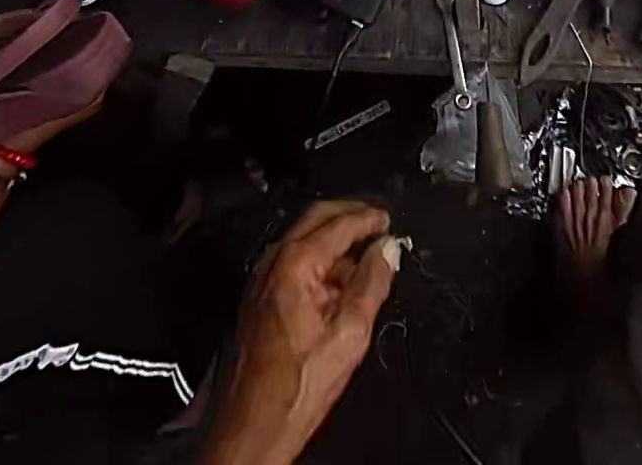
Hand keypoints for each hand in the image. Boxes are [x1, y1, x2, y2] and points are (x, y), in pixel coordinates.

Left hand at [202, 201, 400, 464]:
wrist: (252, 426)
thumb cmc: (297, 388)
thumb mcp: (350, 334)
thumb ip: (372, 283)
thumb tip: (388, 249)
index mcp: (295, 263)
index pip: (339, 224)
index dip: (369, 218)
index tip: (388, 219)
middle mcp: (274, 259)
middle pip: (317, 217)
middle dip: (350, 214)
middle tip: (378, 221)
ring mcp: (263, 274)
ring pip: (305, 236)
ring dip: (336, 237)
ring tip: (365, 253)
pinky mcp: (260, 292)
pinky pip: (294, 258)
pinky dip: (320, 257)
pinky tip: (340, 279)